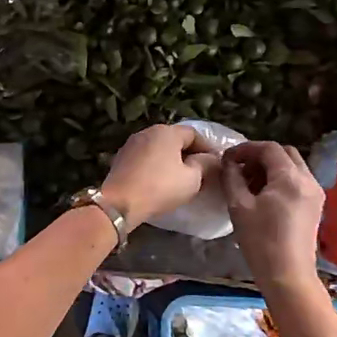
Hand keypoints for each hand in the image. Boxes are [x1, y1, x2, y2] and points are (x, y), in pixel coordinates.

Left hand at [100, 124, 219, 229]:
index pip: (194, 134)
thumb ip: (205, 165)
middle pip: (174, 139)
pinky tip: (159, 182)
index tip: (216, 165)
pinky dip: (155, 167)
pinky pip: (145, 159)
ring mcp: (131, 145)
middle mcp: (147, 132)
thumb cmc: (160, 188)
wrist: (119, 204)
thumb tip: (209, 159)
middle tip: (200, 172)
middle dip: (189, 154)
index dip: (207, 148)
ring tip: (181, 178)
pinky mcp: (120, 159)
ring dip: (171, 161)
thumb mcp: (192, 179)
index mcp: (166, 132)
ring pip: (158, 149)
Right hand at [223, 141, 324, 291]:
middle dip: (260, 155)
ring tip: (248, 182)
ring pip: (292, 165)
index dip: (246, 148)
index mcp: (290, 178)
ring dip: (270, 166)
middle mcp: (308, 179)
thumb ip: (232, 178)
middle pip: (284, 153)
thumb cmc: (260, 241)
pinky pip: (298, 179)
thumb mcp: (238, 207)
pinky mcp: (316, 204)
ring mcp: (316, 192)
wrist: (288, 274)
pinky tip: (263, 194)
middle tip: (239, 167)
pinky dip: (280, 178)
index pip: (269, 148)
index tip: (227, 158)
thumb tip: (228, 162)